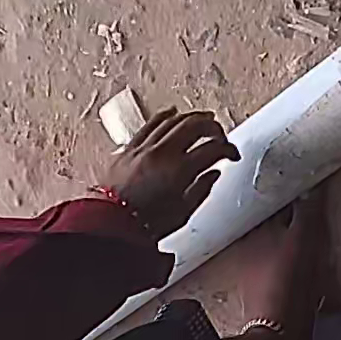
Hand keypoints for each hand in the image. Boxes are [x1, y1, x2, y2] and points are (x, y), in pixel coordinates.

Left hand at [99, 109, 239, 236]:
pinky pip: (150, 124)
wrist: (108, 225)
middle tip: (221, 135)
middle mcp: (162, 153)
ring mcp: (144, 148)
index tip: (232, 154)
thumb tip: (213, 174)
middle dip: (213, 127)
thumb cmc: (144, 225)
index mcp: (180, 170)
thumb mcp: (182, 213)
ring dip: (193, 117)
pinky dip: (165, 116)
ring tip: (204, 119)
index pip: (213, 149)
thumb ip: (201, 189)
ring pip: (173, 120)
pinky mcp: (130, 148)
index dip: (228, 150)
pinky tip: (173, 113)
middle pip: (195, 126)